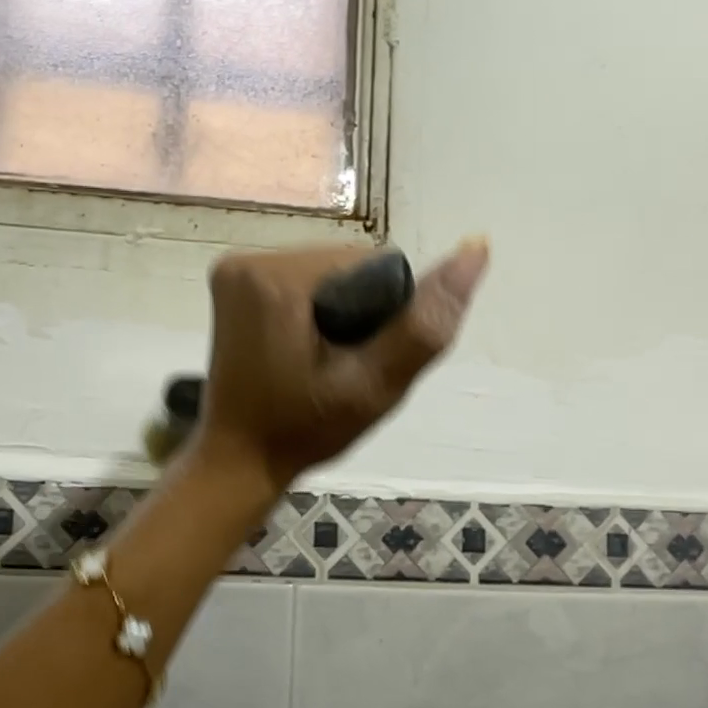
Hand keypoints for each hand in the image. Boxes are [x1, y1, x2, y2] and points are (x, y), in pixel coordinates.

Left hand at [195, 238, 489, 486]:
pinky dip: (313, 310)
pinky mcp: (232, 283)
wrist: (238, 459)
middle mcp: (246, 260)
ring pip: (326, 272)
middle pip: (345, 266)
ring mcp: (233, 269)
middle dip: (358, 312)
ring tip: (322, 362)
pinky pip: (300, 280)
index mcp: (274, 277)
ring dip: (338, 311)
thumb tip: (476, 248)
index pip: (371, 266)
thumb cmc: (303, 431)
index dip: (383, 314)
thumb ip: (423, 324)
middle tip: (341, 367)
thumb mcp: (373, 386)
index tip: (358, 360)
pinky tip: (302, 350)